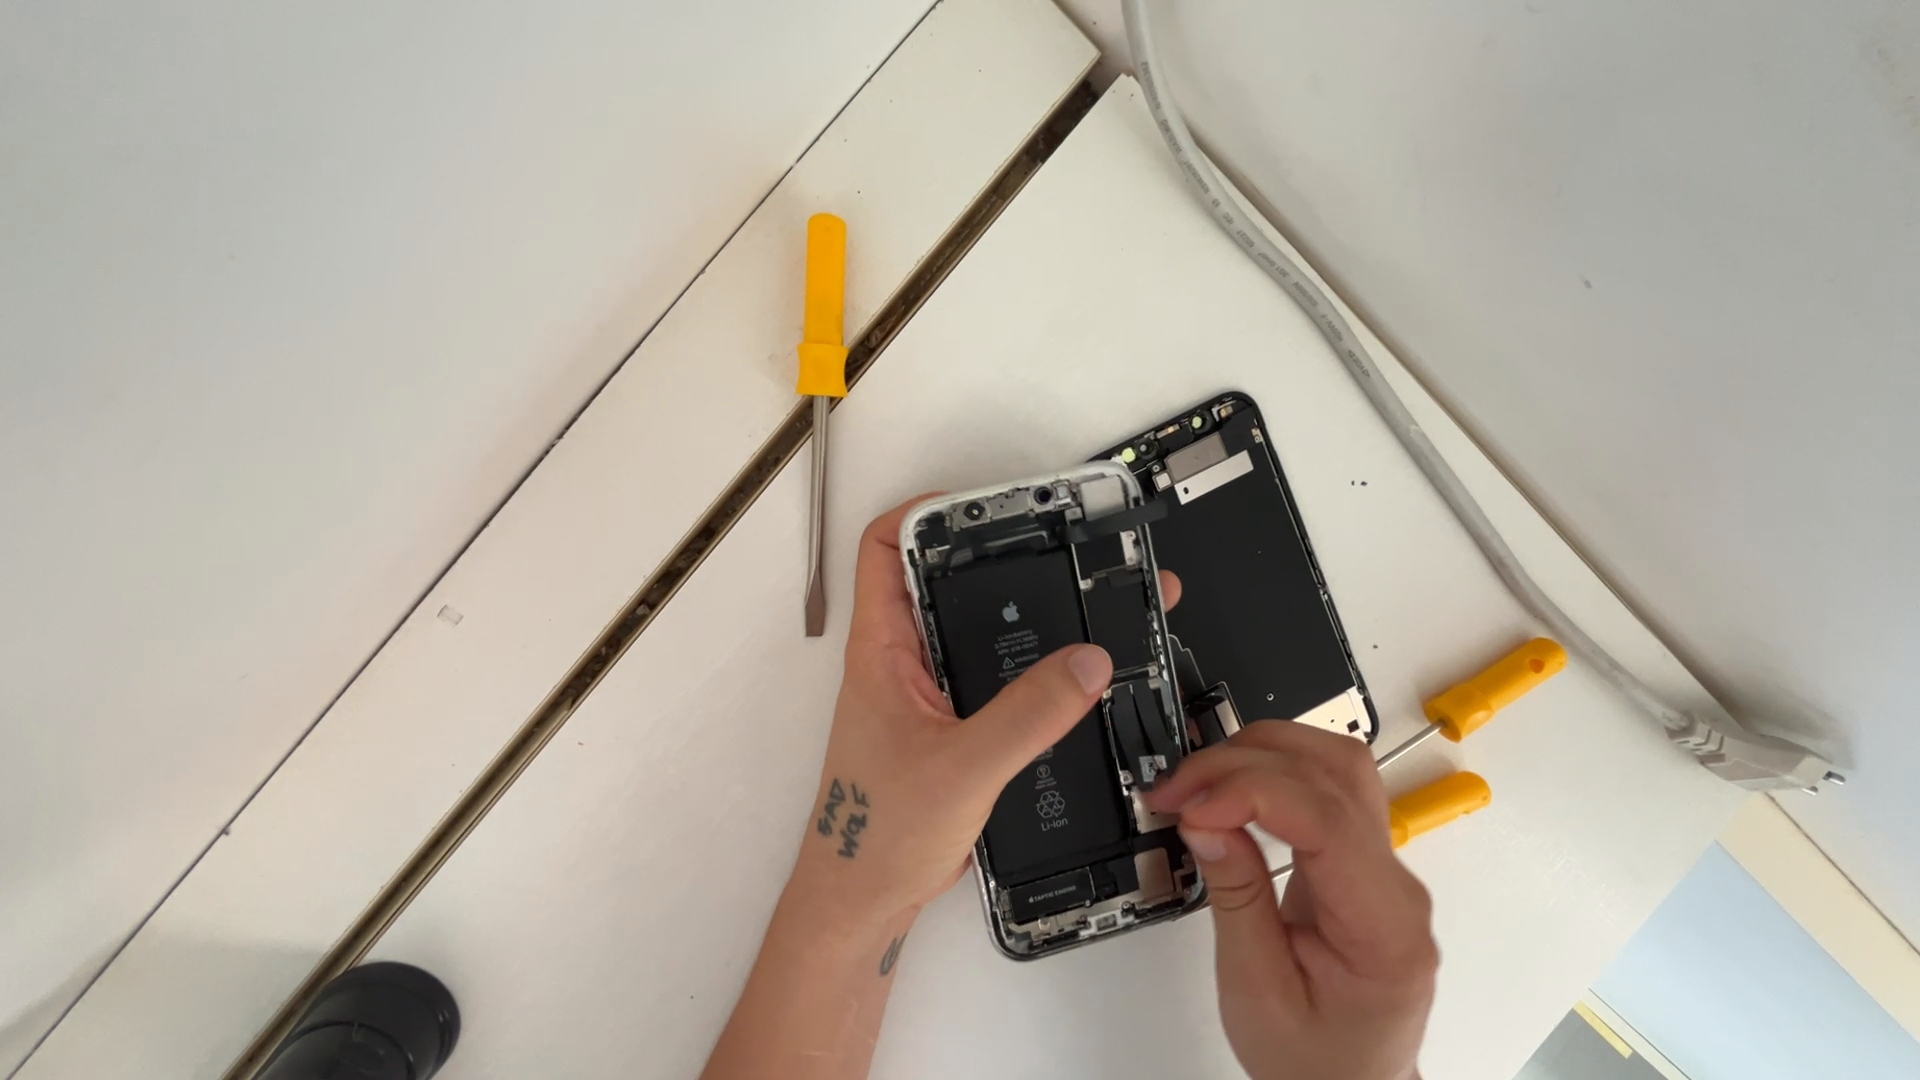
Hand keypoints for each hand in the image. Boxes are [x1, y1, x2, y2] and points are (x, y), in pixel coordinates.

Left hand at [784, 496, 1180, 934]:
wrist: (865, 899)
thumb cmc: (881, 833)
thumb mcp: (962, 767)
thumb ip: (1028, 715)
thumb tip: (1089, 662)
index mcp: (882, 647)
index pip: (883, 548)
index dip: (924, 513)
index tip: (983, 506)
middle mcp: (902, 657)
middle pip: (940, 578)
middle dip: (992, 555)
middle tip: (1052, 541)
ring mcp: (926, 688)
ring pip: (970, 627)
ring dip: (1016, 610)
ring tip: (1075, 592)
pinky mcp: (950, 719)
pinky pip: (989, 670)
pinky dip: (1025, 658)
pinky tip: (1067, 664)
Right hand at [1145, 722, 1436, 1079]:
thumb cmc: (1308, 1060)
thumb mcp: (1256, 990)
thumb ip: (1235, 897)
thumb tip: (1204, 819)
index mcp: (1384, 930)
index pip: (1329, 820)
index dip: (1252, 793)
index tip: (1189, 809)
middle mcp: (1396, 884)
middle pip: (1331, 774)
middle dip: (1242, 764)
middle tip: (1176, 790)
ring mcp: (1384, 862)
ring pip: (1332, 760)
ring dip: (1256, 752)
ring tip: (1198, 782)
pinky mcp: (1358, 852)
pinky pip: (1322, 782)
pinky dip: (1268, 765)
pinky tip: (1228, 784)